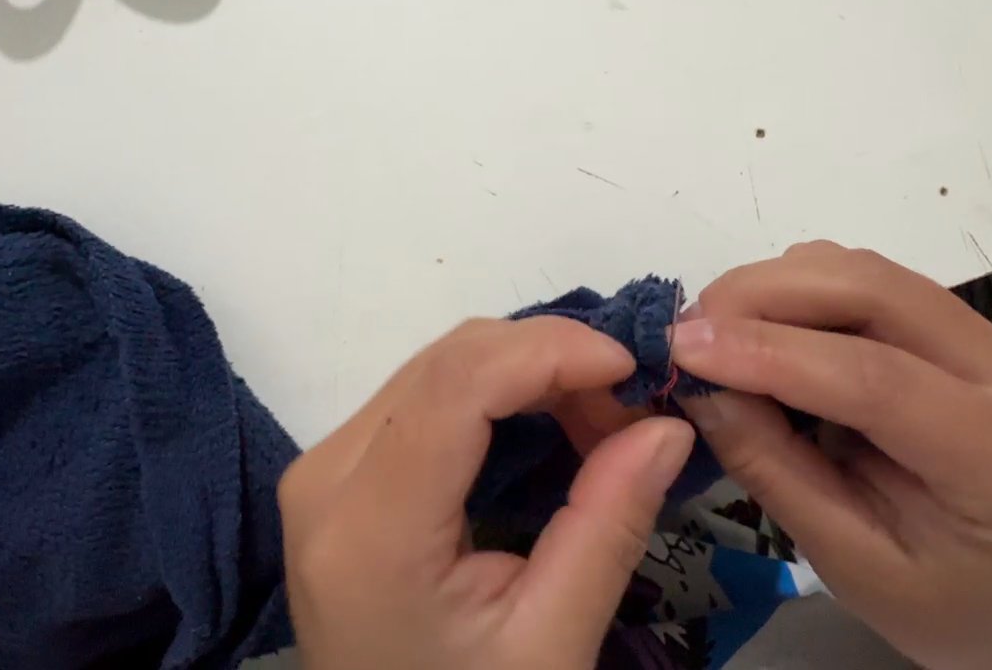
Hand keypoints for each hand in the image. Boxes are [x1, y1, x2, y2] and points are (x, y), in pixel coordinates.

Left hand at [280, 317, 695, 669]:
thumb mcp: (550, 646)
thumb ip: (607, 526)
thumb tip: (667, 426)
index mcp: (370, 528)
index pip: (458, 382)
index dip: (550, 350)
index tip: (630, 366)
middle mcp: (328, 474)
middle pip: (449, 362)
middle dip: (550, 359)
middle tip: (627, 405)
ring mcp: (324, 464)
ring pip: (438, 365)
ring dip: (526, 368)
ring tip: (597, 416)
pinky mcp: (337, 466)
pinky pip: (424, 391)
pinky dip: (496, 388)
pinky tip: (546, 418)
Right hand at [670, 242, 991, 669]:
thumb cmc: (938, 603)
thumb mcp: (847, 562)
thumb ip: (771, 466)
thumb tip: (698, 383)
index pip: (879, 380)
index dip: (770, 352)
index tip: (681, 346)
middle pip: (874, 291)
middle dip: (762, 293)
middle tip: (687, 328)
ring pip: (865, 271)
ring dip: (774, 284)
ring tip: (716, 331)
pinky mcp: (964, 323)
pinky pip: (867, 278)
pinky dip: (797, 288)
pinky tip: (765, 330)